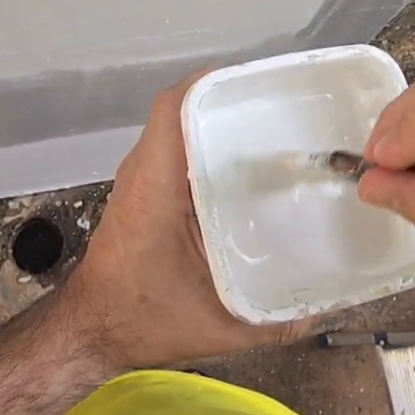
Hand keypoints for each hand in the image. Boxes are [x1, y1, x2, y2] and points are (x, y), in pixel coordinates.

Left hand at [54, 75, 310, 370]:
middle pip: (181, 110)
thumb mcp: (216, 327)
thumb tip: (324, 309)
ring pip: (177, 128)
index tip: (256, 84)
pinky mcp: (142, 192)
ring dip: (215, 122)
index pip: (173, 108)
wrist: (89, 331)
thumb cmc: (143, 319)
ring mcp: (139, 179)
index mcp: (156, 185)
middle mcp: (144, 171)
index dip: (211, 83)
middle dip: (227, 101)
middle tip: (280, 110)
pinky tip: (241, 170)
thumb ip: (272, 322)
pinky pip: (174, 150)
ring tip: (268, 131)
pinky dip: (204, 146)